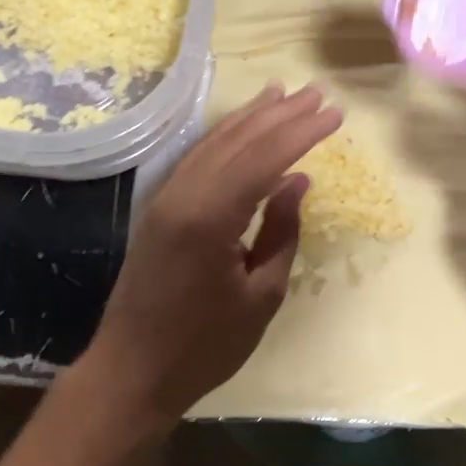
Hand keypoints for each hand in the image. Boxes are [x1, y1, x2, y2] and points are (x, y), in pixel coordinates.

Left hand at [81, 83, 342, 421]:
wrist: (130, 372)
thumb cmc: (204, 346)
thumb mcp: (261, 296)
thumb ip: (281, 232)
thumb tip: (296, 182)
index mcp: (209, 216)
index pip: (263, 157)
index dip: (301, 132)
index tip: (334, 114)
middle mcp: (183, 194)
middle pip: (237, 140)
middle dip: (279, 114)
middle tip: (317, 93)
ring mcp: (165, 198)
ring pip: (213, 143)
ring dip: (250, 117)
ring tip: (282, 94)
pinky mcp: (159, 208)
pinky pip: (197, 159)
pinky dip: (225, 138)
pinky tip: (242, 131)